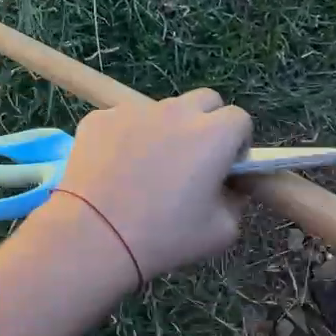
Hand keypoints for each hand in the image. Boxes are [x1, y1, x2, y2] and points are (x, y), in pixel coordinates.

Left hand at [51, 90, 251, 280]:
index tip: (226, 165)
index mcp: (212, 135)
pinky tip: (115, 168)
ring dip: (165, 129)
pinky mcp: (101, 116)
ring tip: (148, 168)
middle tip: (193, 158)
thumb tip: (228, 183)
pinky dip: (127, 137)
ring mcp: (134, 109)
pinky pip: (124, 120)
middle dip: (207, 122)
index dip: (237, 141)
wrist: (96, 231)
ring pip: (161, 110)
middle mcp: (175, 111)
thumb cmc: (165, 235)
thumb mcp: (221, 230)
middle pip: (204, 100)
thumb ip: (234, 198)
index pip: (239, 117)